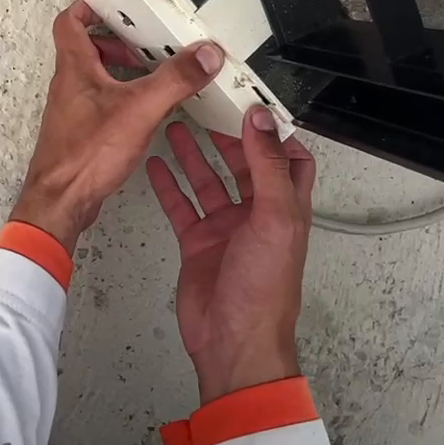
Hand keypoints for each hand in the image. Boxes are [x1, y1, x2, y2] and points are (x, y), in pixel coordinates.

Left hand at [10, 1, 225, 252]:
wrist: (61, 200)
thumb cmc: (83, 156)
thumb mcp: (138, 109)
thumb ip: (174, 80)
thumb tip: (204, 55)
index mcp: (74, 68)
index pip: (69, 22)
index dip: (88, 5)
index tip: (112, 0)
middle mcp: (69, 85)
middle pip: (86, 46)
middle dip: (116, 38)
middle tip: (144, 37)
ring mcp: (73, 109)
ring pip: (94, 75)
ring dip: (121, 67)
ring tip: (152, 70)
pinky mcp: (82, 131)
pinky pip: (101, 101)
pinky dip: (122, 95)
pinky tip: (145, 108)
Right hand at [147, 110, 316, 403]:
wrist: (233, 341)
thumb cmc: (263, 289)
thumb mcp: (274, 219)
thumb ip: (266, 167)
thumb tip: (261, 120)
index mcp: (285, 207)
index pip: (289, 159)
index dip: (274, 132)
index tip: (251, 103)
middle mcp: (256, 214)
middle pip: (242, 164)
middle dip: (226, 136)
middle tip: (204, 107)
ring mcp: (224, 228)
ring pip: (207, 181)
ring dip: (193, 154)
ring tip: (175, 125)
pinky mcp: (196, 243)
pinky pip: (180, 206)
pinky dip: (167, 185)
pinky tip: (154, 165)